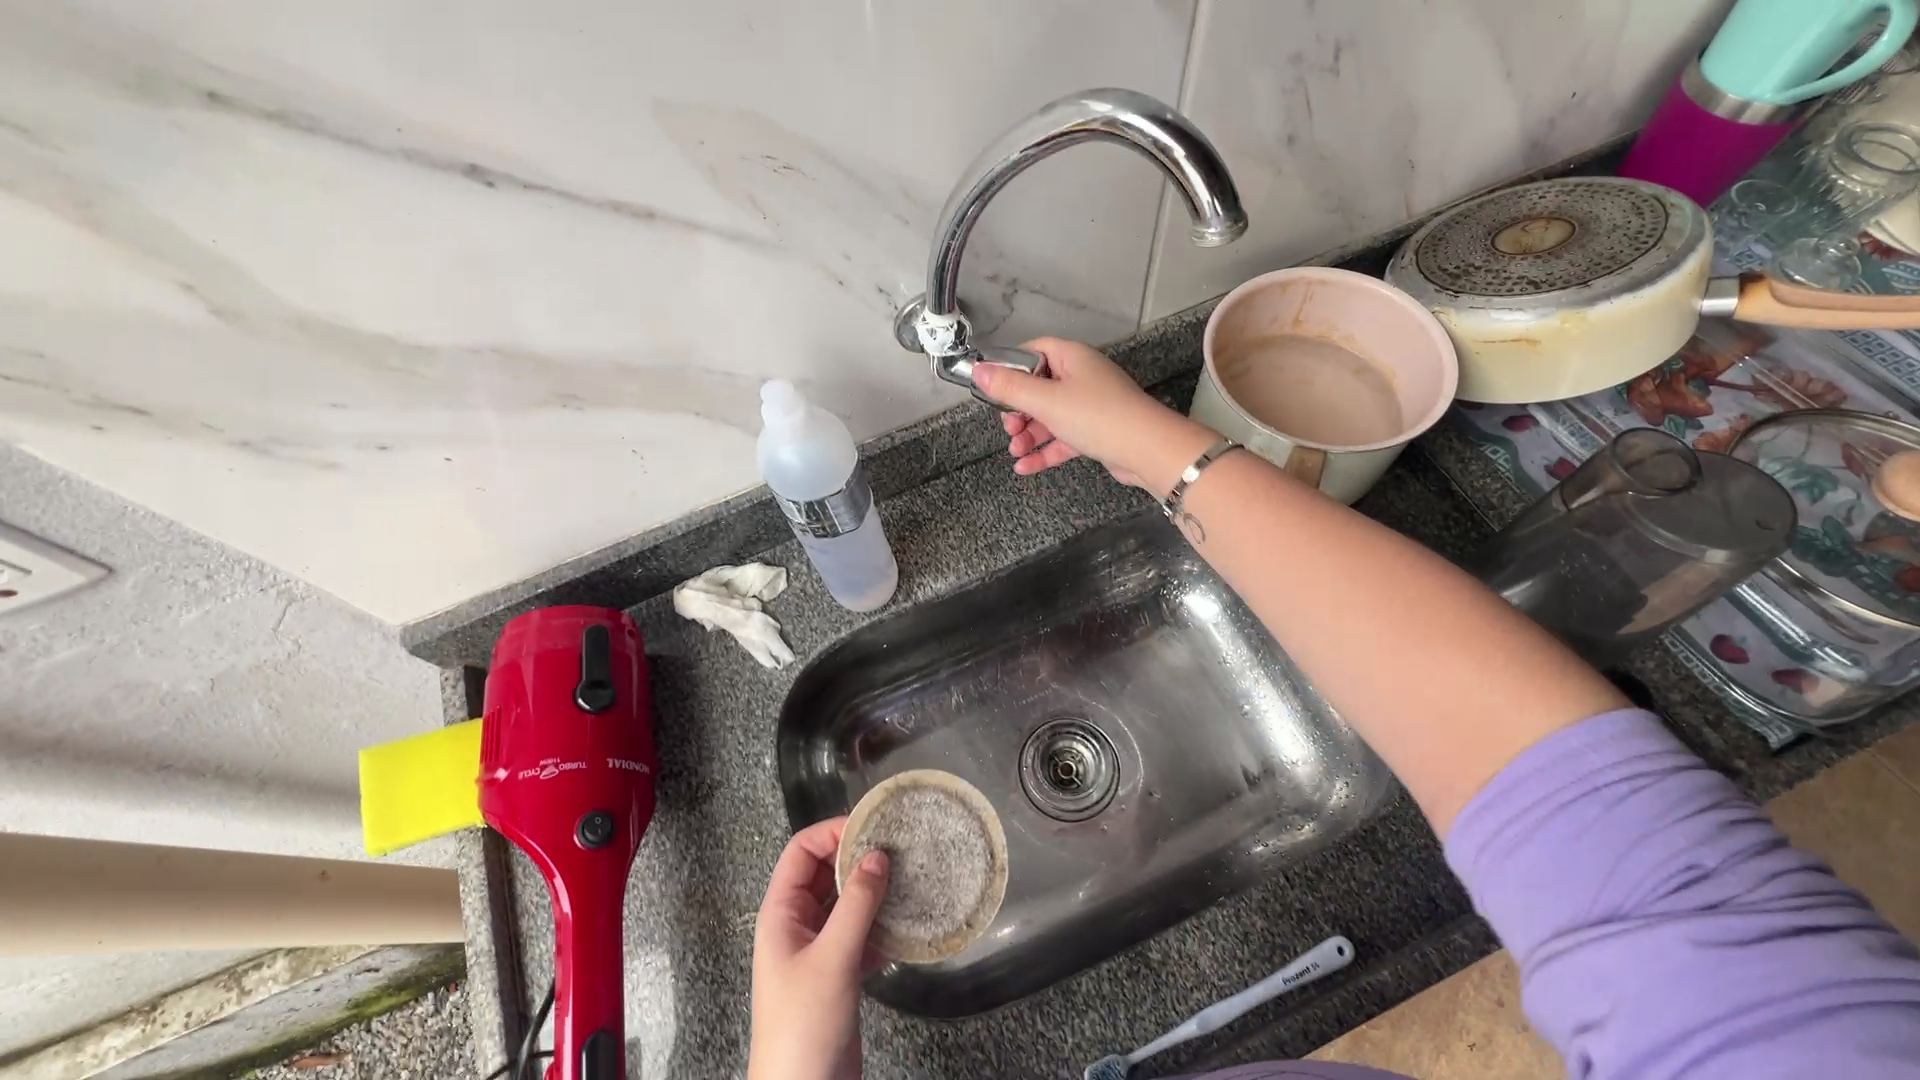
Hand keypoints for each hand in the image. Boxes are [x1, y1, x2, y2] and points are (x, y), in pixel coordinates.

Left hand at [748, 818, 890, 1079]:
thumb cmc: (804, 1022)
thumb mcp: (832, 958)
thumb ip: (856, 904)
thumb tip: (878, 855)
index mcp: (781, 913)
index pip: (801, 852)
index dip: (833, 833)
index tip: (872, 826)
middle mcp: (797, 924)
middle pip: (826, 874)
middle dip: (859, 859)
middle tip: (900, 848)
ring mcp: (818, 949)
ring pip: (847, 904)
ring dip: (875, 892)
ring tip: (911, 877)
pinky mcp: (839, 973)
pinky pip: (861, 934)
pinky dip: (882, 926)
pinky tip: (909, 922)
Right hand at [972, 337, 1216, 495]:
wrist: (1146, 450)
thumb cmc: (1096, 416)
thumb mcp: (1045, 401)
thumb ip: (1009, 387)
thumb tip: (978, 370)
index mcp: (1071, 358)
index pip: (1033, 351)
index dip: (1010, 367)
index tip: (992, 387)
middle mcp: (1081, 377)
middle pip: (1038, 388)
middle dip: (1018, 410)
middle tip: (1008, 427)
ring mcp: (1089, 406)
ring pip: (1049, 417)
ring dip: (1028, 434)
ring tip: (1015, 451)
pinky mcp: (1094, 432)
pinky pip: (1062, 438)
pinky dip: (1044, 450)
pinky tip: (1024, 467)